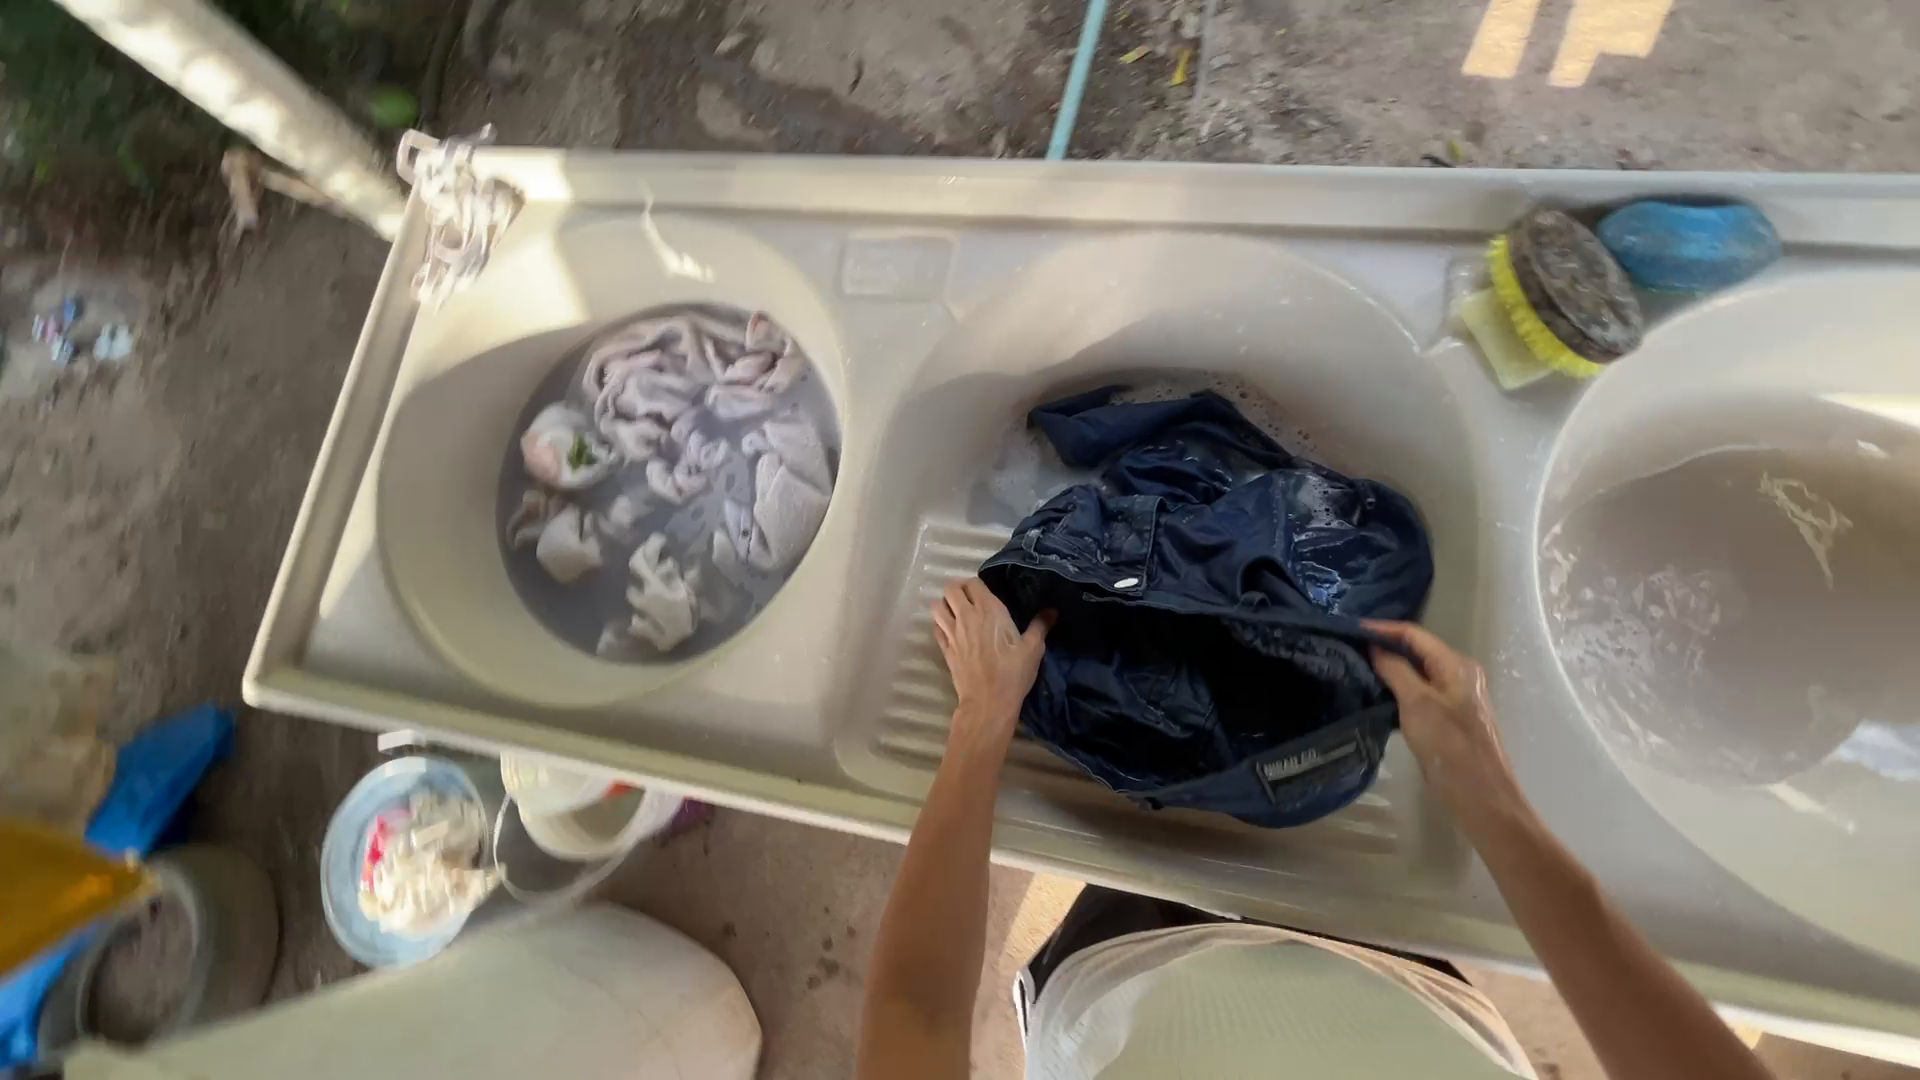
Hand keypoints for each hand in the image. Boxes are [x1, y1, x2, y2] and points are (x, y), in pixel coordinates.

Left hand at [931, 578, 1053, 739]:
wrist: (988, 702)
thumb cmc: (1013, 673)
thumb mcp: (1034, 648)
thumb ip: (1040, 625)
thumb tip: (1052, 609)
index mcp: (988, 610)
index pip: (973, 582)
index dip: (977, 583)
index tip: (985, 591)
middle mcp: (966, 616)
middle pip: (950, 589)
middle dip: (958, 588)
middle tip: (970, 597)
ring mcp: (952, 632)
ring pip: (937, 606)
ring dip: (945, 604)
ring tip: (957, 610)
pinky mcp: (944, 648)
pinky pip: (936, 627)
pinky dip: (940, 624)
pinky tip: (951, 630)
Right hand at [1364, 620, 1531, 836]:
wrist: (1479, 794)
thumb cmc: (1449, 745)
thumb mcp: (1417, 702)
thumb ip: (1395, 670)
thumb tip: (1375, 648)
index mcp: (1456, 666)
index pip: (1414, 634)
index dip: (1382, 629)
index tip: (1350, 629)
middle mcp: (1458, 674)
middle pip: (1416, 649)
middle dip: (1383, 644)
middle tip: (1348, 644)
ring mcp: (1452, 695)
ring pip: (1415, 669)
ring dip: (1387, 664)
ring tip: (1355, 663)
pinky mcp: (1445, 715)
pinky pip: (1416, 688)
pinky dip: (1395, 683)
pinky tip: (1373, 688)